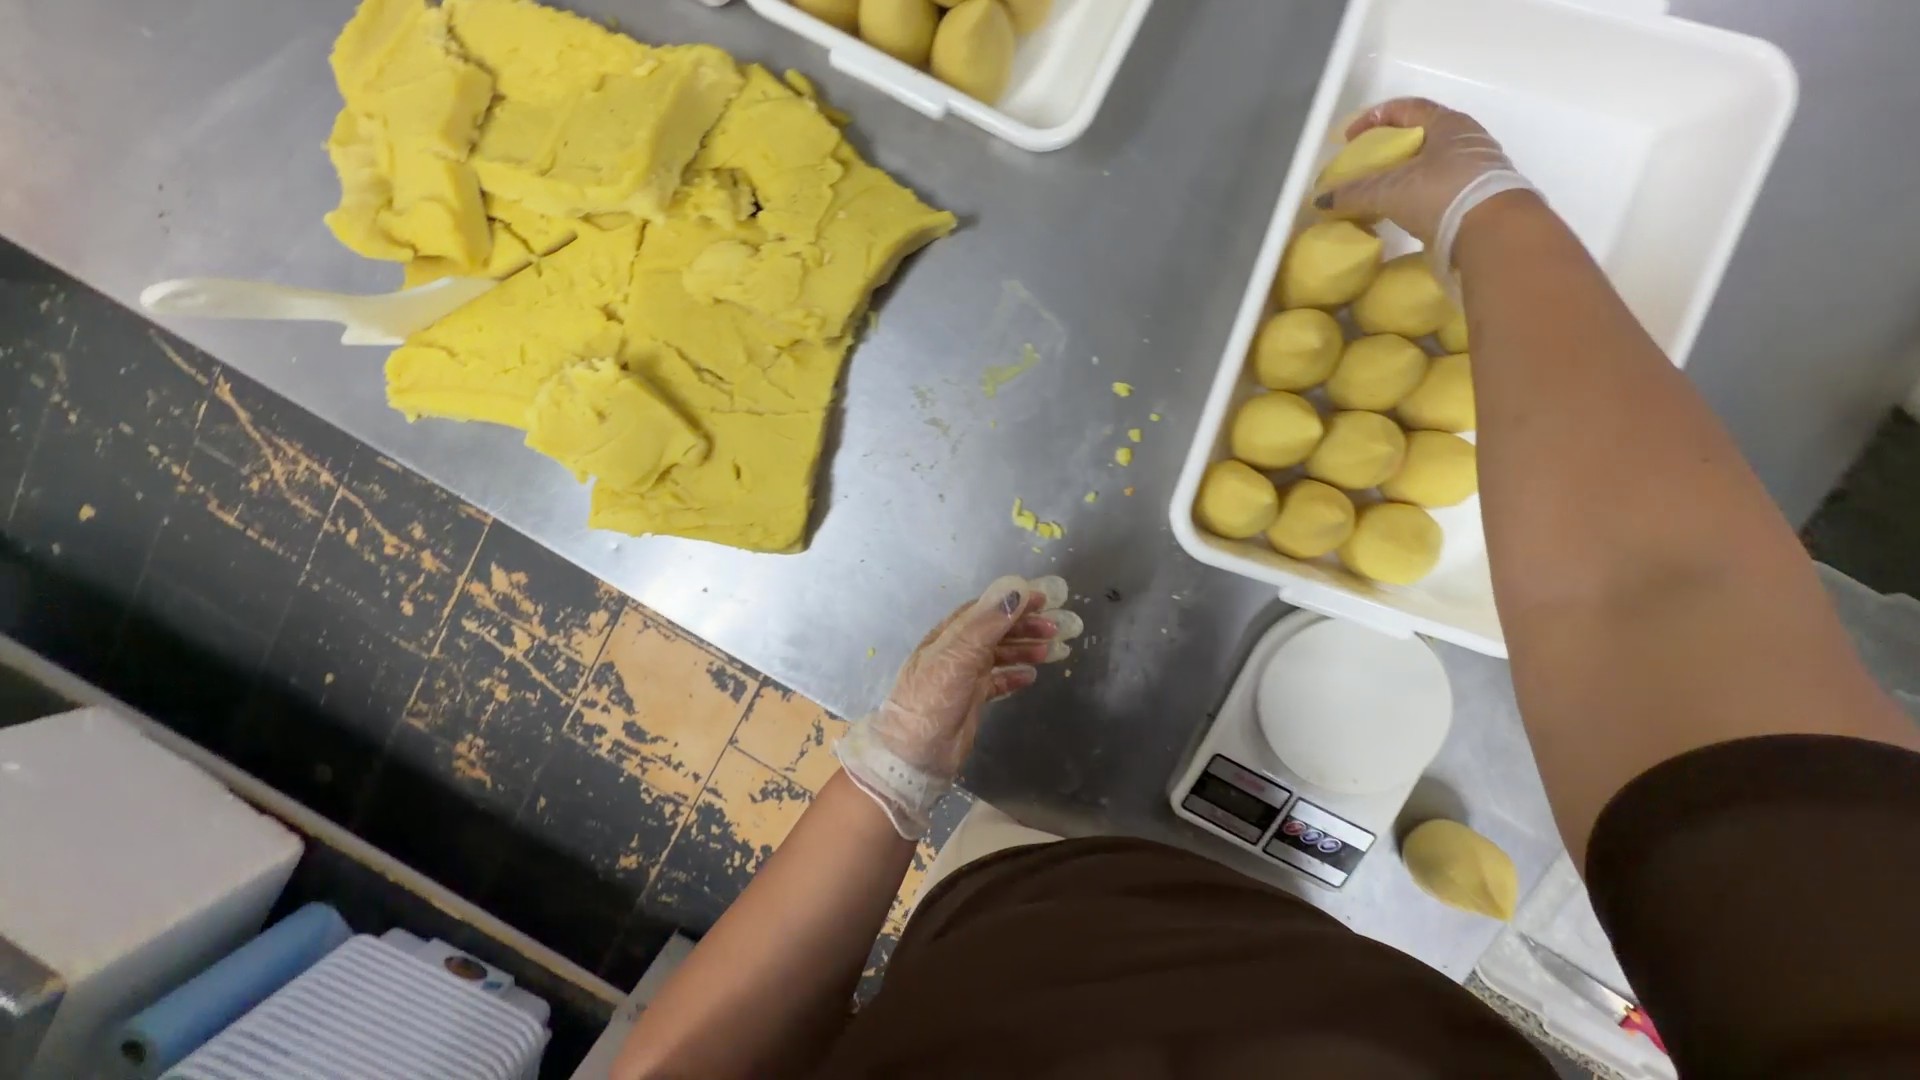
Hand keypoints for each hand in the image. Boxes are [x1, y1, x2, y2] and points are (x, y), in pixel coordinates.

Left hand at [835, 575, 1080, 837]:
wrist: (916, 753)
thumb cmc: (933, 699)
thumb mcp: (959, 656)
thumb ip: (987, 623)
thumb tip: (1016, 589)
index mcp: (949, 635)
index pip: (986, 609)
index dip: (1013, 602)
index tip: (1043, 600)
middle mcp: (956, 651)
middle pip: (996, 631)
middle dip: (1025, 626)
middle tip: (1056, 629)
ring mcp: (963, 676)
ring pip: (999, 655)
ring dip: (1024, 649)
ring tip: (1051, 652)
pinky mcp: (971, 699)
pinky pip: (997, 681)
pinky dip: (1015, 676)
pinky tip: (1031, 676)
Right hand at [1315, 98, 1534, 273]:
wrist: (1490, 232)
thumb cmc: (1441, 194)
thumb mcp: (1389, 190)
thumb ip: (1353, 192)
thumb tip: (1321, 198)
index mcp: (1448, 124)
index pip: (1407, 108)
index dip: (1373, 118)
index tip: (1348, 139)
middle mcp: (1465, 140)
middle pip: (1419, 136)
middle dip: (1388, 150)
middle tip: (1362, 167)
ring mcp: (1474, 170)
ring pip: (1429, 164)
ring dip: (1402, 175)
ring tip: (1377, 194)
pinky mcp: (1474, 199)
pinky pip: (1436, 189)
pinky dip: (1414, 196)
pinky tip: (1399, 212)